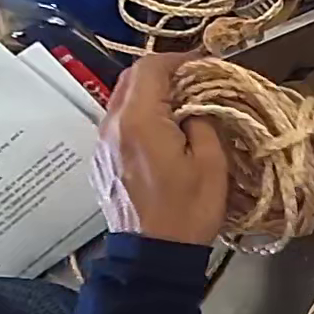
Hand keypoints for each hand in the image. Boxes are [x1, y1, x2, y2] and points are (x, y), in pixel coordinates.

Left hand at [90, 54, 228, 245]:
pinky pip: (118, 123)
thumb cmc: (189, 210)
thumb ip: (203, 124)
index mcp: (141, 121)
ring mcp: (102, 143)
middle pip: (132, 78)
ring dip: (151, 94)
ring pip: (122, 99)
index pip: (151, 68)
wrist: (153, 254)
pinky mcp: (101, 160)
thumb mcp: (212, 165)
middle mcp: (113, 125)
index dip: (179, 59)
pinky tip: (163, 131)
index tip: (205, 64)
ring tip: (182, 105)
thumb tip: (196, 108)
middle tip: (195, 81)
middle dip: (164, 72)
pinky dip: (140, 115)